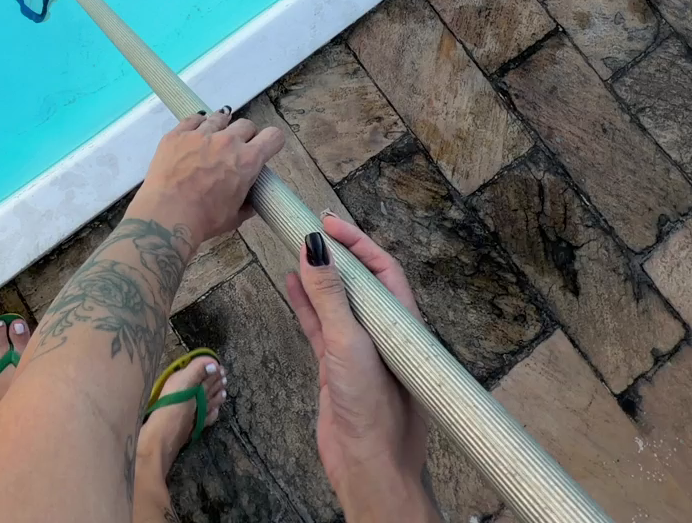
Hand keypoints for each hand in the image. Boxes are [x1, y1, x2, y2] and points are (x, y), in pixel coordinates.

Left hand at [132, 108, 281, 245]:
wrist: (167, 212)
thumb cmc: (204, 219)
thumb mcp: (235, 216)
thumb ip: (246, 204)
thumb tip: (249, 201)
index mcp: (247, 160)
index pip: (273, 136)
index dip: (271, 142)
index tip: (265, 147)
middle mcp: (227, 141)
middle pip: (246, 124)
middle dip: (245, 136)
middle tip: (236, 149)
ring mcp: (200, 134)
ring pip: (219, 118)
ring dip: (221, 127)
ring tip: (214, 139)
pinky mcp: (177, 133)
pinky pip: (192, 119)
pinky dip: (197, 125)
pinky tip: (194, 135)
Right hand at [283, 215, 439, 522]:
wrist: (369, 470)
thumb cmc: (374, 411)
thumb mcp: (350, 344)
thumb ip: (330, 296)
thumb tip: (315, 247)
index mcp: (401, 325)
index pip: (381, 269)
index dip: (356, 242)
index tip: (326, 221)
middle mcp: (382, 333)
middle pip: (358, 281)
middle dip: (334, 253)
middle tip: (307, 227)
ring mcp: (359, 349)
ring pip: (335, 299)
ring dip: (317, 274)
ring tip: (295, 247)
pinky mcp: (337, 365)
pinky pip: (319, 322)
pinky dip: (305, 301)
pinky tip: (290, 282)